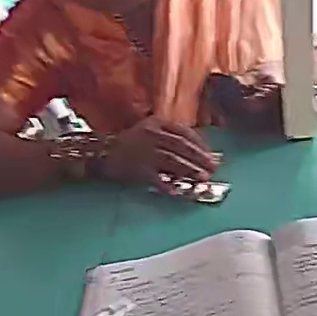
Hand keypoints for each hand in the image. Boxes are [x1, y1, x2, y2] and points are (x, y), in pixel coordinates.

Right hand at [101, 115, 218, 184]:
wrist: (103, 153)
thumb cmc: (133, 144)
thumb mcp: (151, 131)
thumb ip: (172, 138)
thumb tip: (200, 153)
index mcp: (157, 123)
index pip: (185, 132)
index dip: (201, 145)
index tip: (211, 155)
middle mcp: (151, 135)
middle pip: (181, 147)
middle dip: (200, 158)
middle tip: (213, 168)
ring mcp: (144, 152)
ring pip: (172, 161)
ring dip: (190, 171)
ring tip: (203, 178)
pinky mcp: (137, 169)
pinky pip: (156, 179)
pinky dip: (167, 186)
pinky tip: (178, 192)